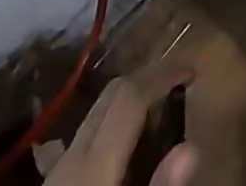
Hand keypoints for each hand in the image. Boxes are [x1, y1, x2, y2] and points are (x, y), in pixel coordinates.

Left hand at [41, 52, 196, 185]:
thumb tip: (192, 147)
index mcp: (92, 160)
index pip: (130, 95)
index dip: (164, 75)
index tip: (194, 70)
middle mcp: (71, 155)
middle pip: (111, 95)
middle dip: (149, 78)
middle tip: (181, 80)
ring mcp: (56, 167)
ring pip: (96, 111)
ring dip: (131, 97)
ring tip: (160, 104)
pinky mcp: (52, 179)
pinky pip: (86, 134)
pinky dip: (113, 121)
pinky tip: (126, 138)